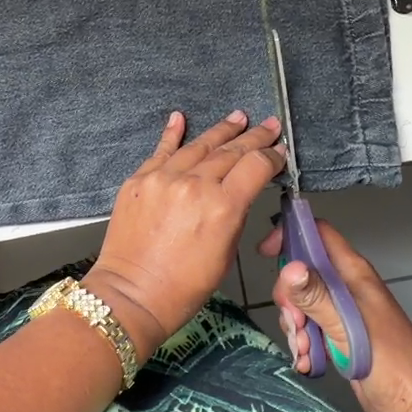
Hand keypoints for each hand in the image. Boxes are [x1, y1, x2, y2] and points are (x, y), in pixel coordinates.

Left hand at [82, 110, 284, 361]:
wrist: (131, 295)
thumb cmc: (183, 288)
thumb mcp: (225, 255)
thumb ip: (234, 216)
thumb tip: (238, 192)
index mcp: (222, 207)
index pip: (255, 167)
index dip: (271, 156)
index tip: (280, 151)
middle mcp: (195, 184)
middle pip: (230, 151)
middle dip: (253, 137)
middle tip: (269, 124)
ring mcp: (164, 178)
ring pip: (199, 145)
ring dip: (221, 130)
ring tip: (238, 117)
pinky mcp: (140, 178)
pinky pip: (161, 149)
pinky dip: (172, 132)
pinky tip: (180, 116)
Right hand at [264, 220, 411, 411]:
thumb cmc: (392, 366)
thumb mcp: (348, 328)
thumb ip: (316, 297)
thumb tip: (290, 267)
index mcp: (353, 273)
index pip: (317, 233)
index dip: (290, 234)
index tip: (267, 253)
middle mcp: (347, 287)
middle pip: (302, 271)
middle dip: (288, 297)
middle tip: (294, 322)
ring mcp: (343, 313)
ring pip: (302, 303)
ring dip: (295, 326)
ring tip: (305, 350)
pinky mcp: (340, 337)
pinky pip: (310, 329)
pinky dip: (303, 343)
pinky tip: (308, 362)